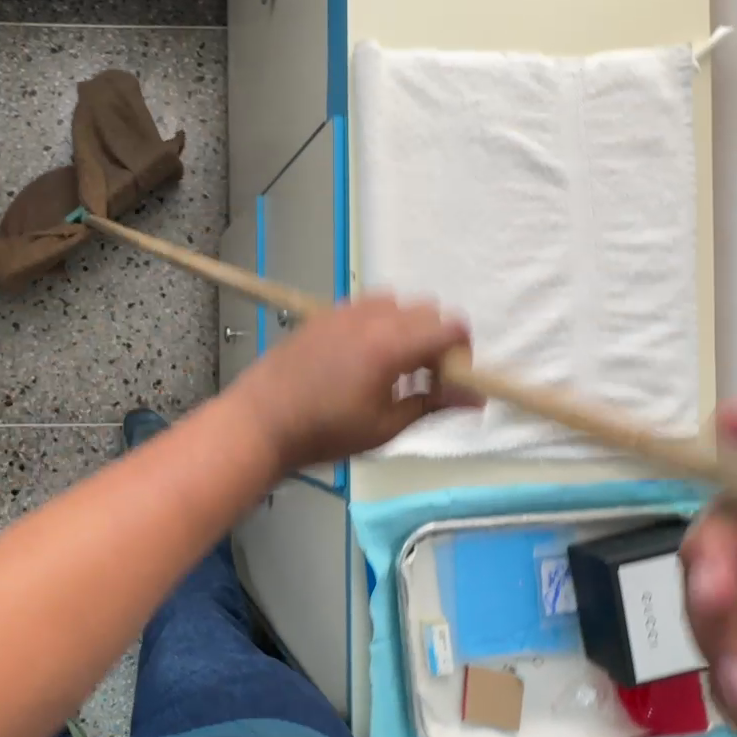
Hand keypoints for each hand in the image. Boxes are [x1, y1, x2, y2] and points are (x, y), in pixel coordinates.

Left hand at [228, 294, 479, 470]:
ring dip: (406, 329)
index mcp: (391, 344)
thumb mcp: (385, 427)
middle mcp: (370, 317)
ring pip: (394, 304)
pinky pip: (364, 307)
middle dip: (436, 341)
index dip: (462, 354)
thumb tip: (475, 398)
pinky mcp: (321, 315)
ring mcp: (342, 312)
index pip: (450, 327)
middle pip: (426, 311)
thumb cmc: (324, 432)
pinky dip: (378, 325)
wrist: (261, 421)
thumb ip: (433, 405)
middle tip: (424, 379)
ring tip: (393, 369)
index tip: (451, 382)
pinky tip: (362, 361)